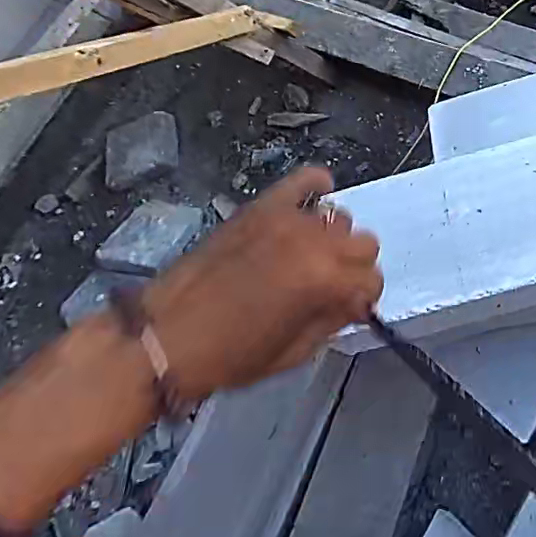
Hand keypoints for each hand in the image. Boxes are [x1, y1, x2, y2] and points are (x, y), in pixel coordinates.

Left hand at [141, 166, 380, 397]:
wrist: (164, 336)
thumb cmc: (228, 356)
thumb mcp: (292, 353)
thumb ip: (334, 320)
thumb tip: (355, 302)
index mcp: (323, 281)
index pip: (372, 278)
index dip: (364, 297)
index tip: (351, 307)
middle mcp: (313, 241)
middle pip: (365, 241)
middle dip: (355, 266)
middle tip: (332, 284)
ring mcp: (288, 218)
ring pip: (339, 216)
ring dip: (333, 238)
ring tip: (309, 256)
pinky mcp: (263, 206)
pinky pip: (305, 180)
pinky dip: (315, 186)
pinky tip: (312, 202)